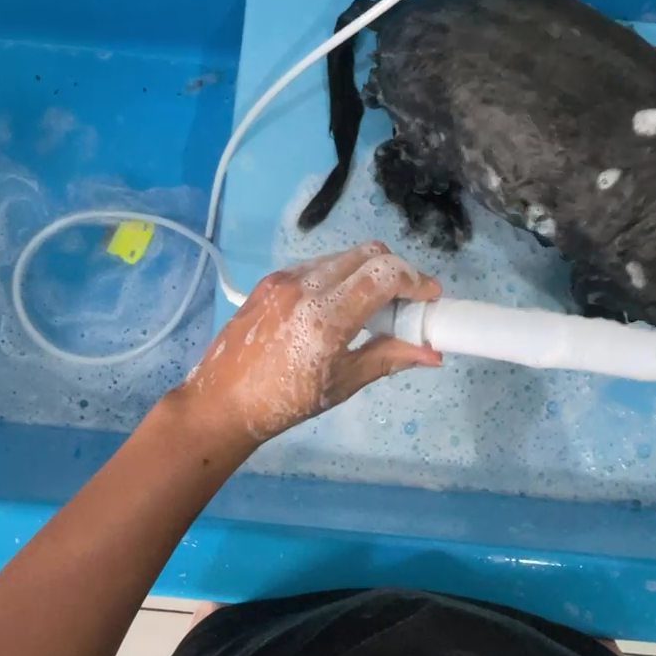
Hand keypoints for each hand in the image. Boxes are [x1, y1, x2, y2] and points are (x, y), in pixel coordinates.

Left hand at [175, 242, 443, 443]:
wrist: (222, 400)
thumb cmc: (286, 402)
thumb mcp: (343, 383)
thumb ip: (389, 358)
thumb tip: (433, 353)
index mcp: (326, 318)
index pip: (384, 274)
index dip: (416, 280)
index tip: (430, 297)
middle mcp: (306, 287)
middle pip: (368, 253)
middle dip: (396, 270)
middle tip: (406, 300)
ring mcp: (285, 279)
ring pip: (342, 256)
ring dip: (367, 271)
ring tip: (372, 305)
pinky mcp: (270, 279)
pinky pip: (317, 265)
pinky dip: (339, 275)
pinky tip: (338, 305)